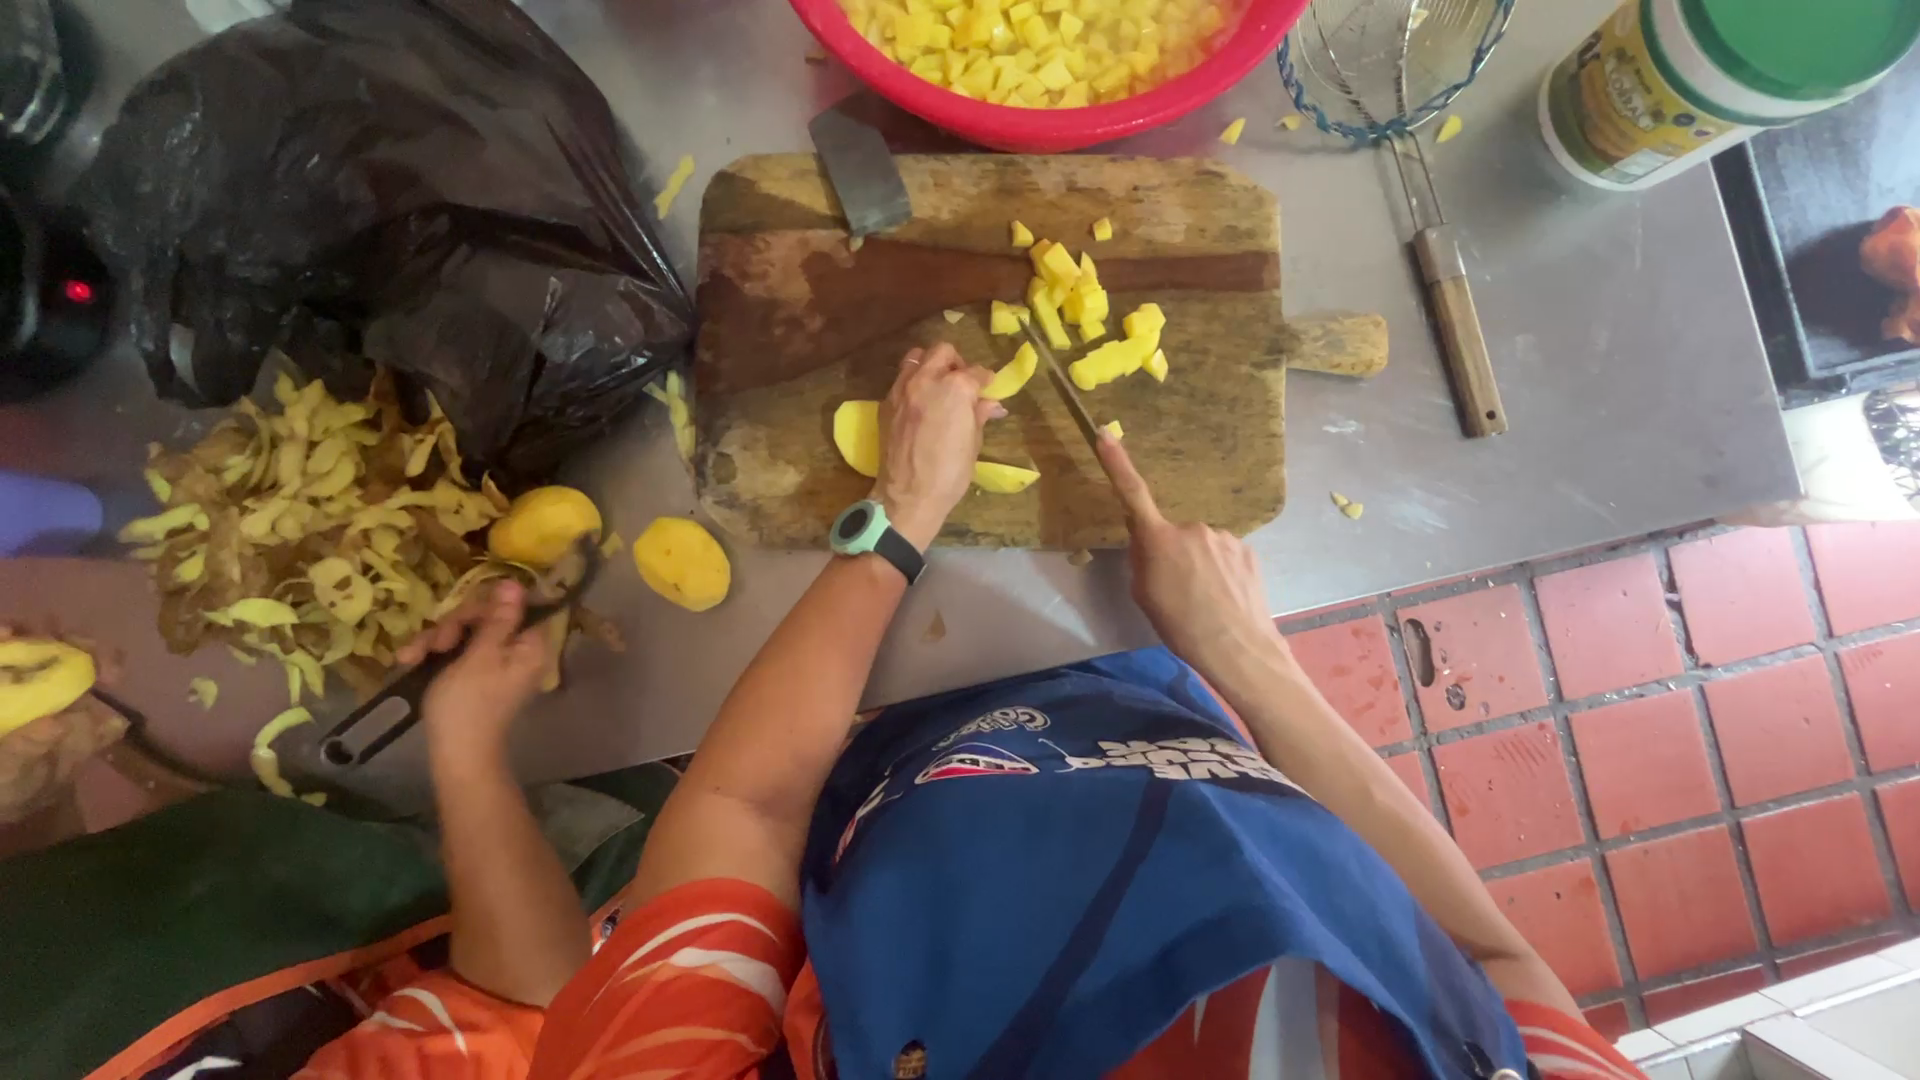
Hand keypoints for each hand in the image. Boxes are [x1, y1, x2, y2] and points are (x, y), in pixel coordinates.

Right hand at [398, 581, 549, 751]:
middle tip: (436, 644)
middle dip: (454, 626)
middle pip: (487, 617)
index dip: (484, 607)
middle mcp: (519, 650)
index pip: (515, 606)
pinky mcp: (476, 674)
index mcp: (531, 644)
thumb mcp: (481, 655)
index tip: (460, 620)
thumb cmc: (469, 703)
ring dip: (437, 640)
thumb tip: (516, 583)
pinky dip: (435, 655)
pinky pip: (458, 652)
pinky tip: (409, 661)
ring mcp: (497, 663)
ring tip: (413, 657)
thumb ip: (498, 619)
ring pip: (466, 633)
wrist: (456, 752)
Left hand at [873, 343, 1003, 549]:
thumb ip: (979, 415)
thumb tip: (992, 404)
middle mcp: (926, 380)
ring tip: (938, 385)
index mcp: (955, 388)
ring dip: (931, 365)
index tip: (988, 388)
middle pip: (943, 352)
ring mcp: (902, 389)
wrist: (908, 495)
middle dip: (956, 362)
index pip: (975, 372)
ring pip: (917, 358)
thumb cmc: (949, 474)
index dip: (985, 380)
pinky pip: (901, 379)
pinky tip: (921, 402)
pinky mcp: (886, 403)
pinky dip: (914, 382)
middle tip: (962, 381)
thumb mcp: (972, 444)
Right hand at [1096, 433, 1289, 677]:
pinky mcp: (1247, 549)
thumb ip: (1142, 561)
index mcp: (1160, 539)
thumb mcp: (1145, 596)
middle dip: (1171, 552)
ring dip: (1198, 563)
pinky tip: (1225, 596)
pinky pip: (1223, 553)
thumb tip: (1146, 543)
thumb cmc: (1181, 626)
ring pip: (1200, 544)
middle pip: (1172, 533)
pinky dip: (1220, 570)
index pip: (1133, 494)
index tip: (1105, 435)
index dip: (1116, 464)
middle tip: (1176, 590)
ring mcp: (1224, 536)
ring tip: (1205, 599)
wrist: (1239, 648)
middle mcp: (1192, 528)